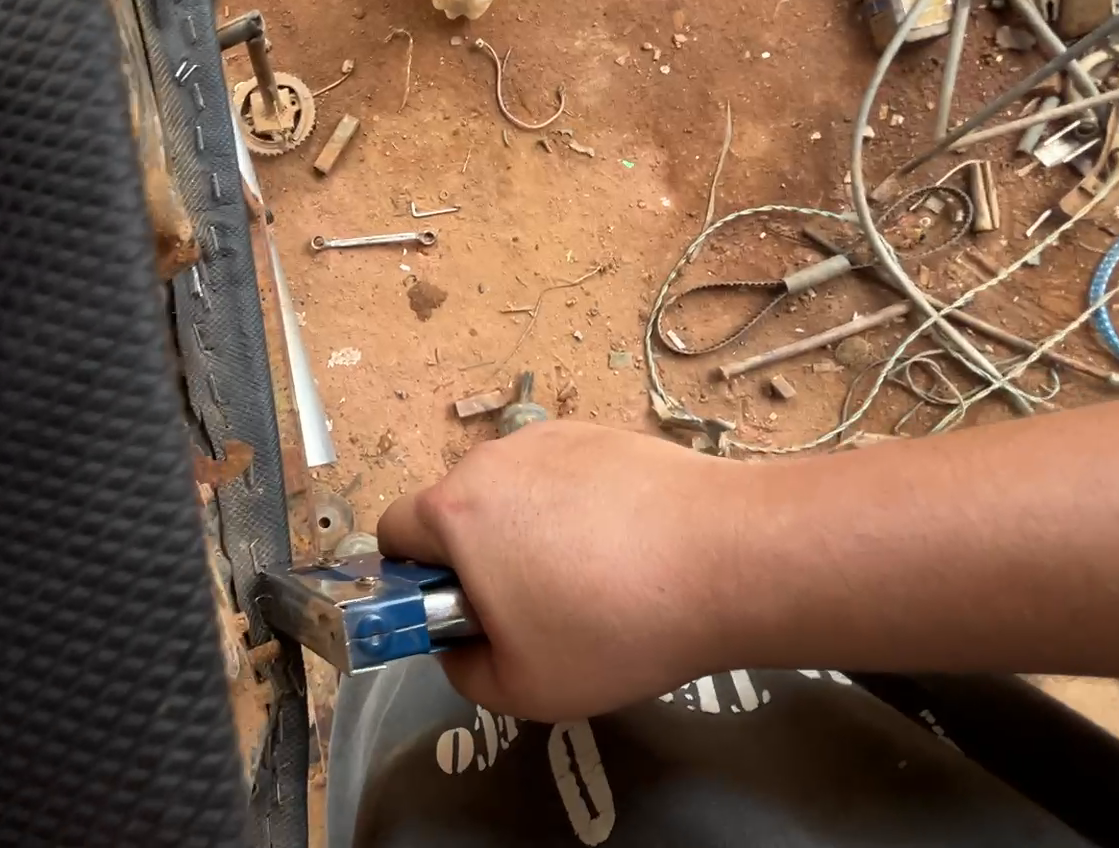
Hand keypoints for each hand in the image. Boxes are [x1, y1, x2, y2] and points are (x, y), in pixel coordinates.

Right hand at [378, 420, 750, 722]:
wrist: (727, 556)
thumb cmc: (612, 624)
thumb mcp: (524, 687)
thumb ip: (463, 672)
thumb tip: (459, 644)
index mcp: (451, 513)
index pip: (392, 531)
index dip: (412, 574)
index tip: (461, 604)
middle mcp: (483, 462)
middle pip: (452, 510)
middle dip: (475, 553)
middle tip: (533, 600)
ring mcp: (538, 438)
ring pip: (505, 491)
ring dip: (522, 525)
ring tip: (590, 568)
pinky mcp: (587, 431)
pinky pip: (553, 471)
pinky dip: (568, 500)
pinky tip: (621, 535)